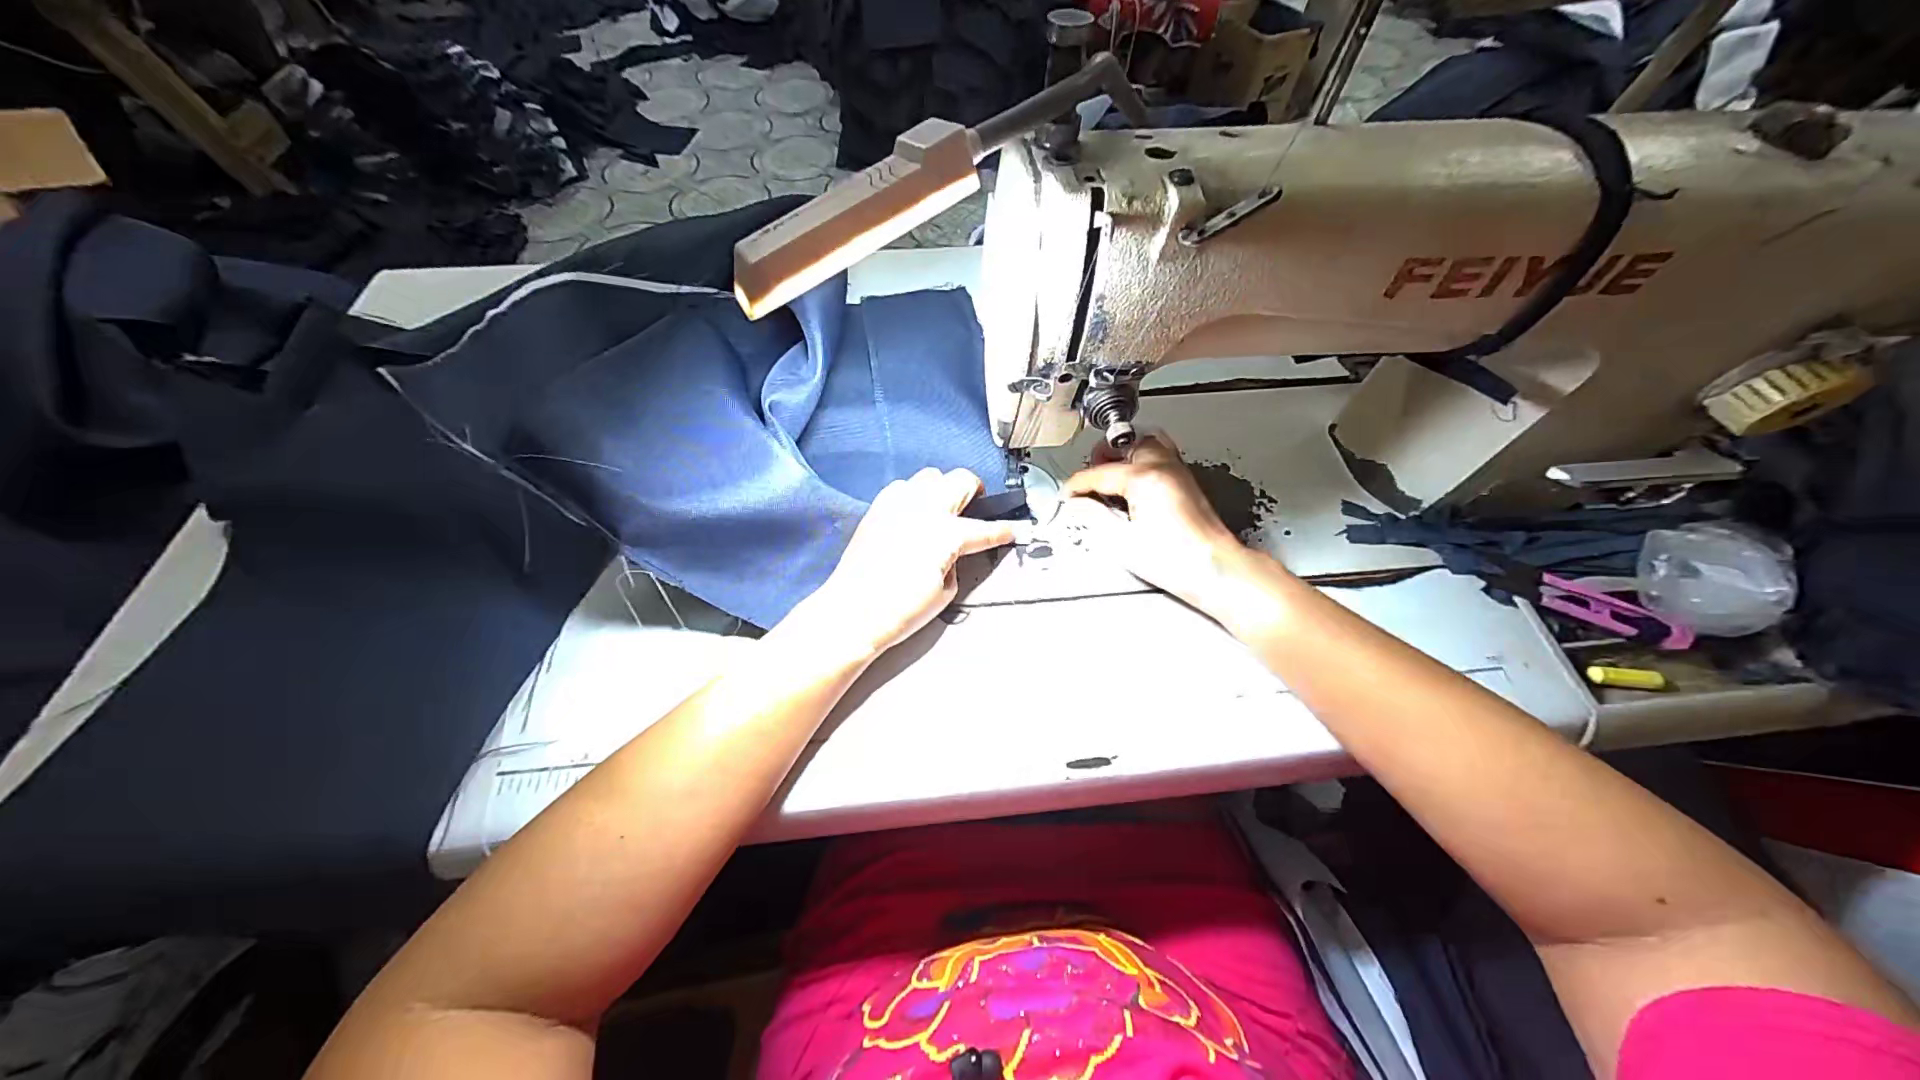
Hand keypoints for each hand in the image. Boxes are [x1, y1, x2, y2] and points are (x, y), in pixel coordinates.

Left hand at [785, 467, 1014, 660]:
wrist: (854, 611)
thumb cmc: (897, 608)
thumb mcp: (946, 591)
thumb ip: (956, 561)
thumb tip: (954, 552)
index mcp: (947, 533)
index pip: (986, 529)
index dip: (1004, 531)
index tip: (1011, 530)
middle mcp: (924, 510)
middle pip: (961, 480)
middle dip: (975, 492)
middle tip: (977, 506)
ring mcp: (899, 505)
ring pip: (931, 476)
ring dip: (943, 488)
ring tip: (944, 507)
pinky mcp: (878, 508)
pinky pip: (902, 488)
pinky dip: (914, 495)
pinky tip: (914, 513)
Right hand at [1061, 435, 1254, 612]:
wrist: (1214, 569)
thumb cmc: (1177, 559)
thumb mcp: (1120, 540)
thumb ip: (1092, 516)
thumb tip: (1077, 505)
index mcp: (1144, 477)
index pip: (1098, 472)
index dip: (1077, 485)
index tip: (1067, 495)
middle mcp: (1163, 467)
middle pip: (1124, 445)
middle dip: (1101, 459)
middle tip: (1087, 479)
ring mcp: (1178, 473)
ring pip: (1146, 444)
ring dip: (1124, 455)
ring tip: (1109, 474)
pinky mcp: (1187, 483)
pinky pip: (1160, 457)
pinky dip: (1141, 463)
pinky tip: (1132, 486)